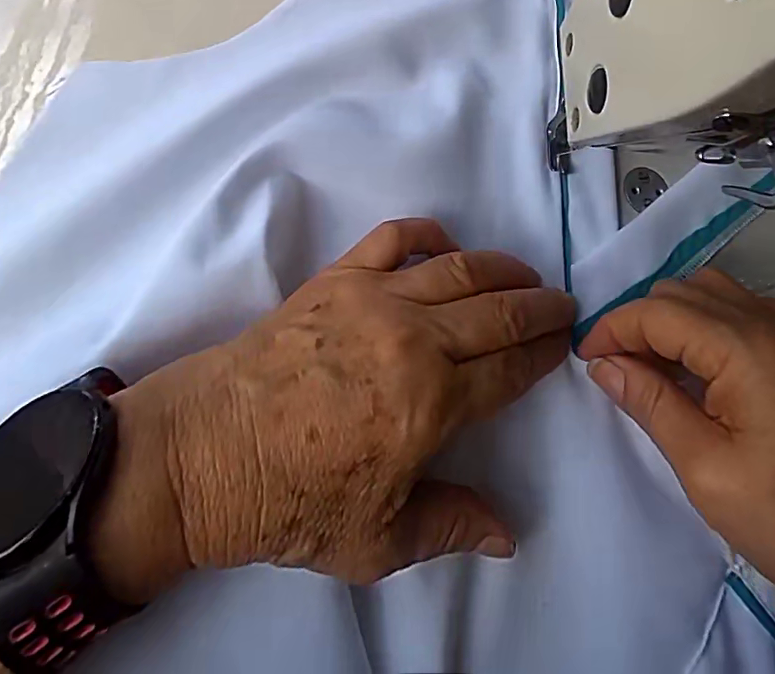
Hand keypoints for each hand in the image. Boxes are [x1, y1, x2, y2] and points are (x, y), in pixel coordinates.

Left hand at [101, 218, 574, 587]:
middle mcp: (410, 338)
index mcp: (431, 403)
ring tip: (520, 274)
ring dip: (497, 268)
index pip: (509, 368)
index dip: (543, 353)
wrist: (210, 447)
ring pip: (453, 269)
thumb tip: (505, 532)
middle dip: (536, 305)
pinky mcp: (332, 279)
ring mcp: (369, 299)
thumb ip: (450, 528)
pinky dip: (424, 233)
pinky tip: (443, 242)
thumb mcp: (379, 541)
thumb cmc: (292, 499)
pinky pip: (388, 239)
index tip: (564, 342)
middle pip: (494, 310)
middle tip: (558, 303)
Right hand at [574, 270, 774, 673]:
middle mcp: (770, 327)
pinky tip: (691, 374)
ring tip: (649, 366)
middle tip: (615, 368)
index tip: (586, 363)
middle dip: (636, 321)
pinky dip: (699, 328)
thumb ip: (649, 403)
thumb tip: (603, 364)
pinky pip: (737, 316)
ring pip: (709, 295)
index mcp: (743, 347)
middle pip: (679, 291)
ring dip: (669, 319)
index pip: (654, 311)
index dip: (610, 330)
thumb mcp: (704, 467)